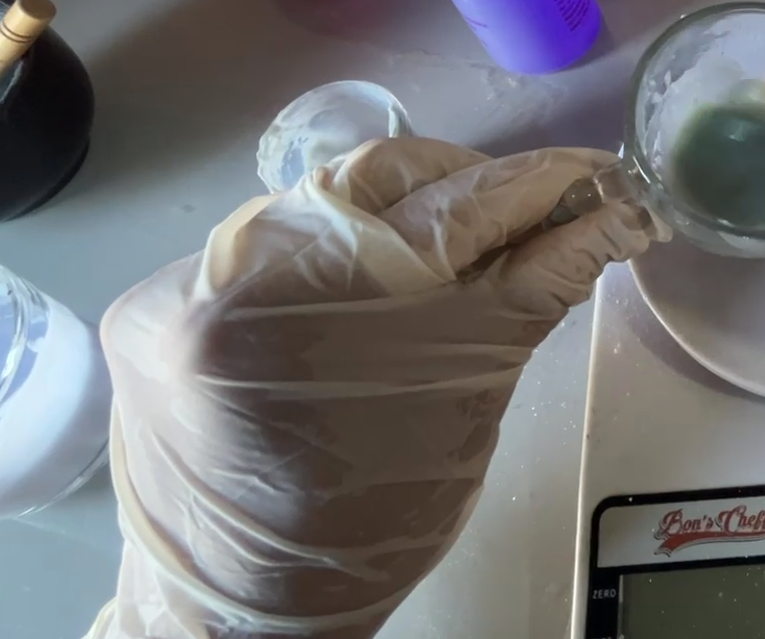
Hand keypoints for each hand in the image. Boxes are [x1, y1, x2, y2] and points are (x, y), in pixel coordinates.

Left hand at [87, 139, 663, 638]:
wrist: (243, 605)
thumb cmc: (387, 512)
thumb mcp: (480, 393)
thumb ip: (540, 286)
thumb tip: (608, 221)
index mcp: (352, 326)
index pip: (477, 214)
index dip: (555, 186)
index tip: (609, 180)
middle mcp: (255, 285)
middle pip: (399, 169)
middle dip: (489, 178)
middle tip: (541, 203)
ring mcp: (190, 286)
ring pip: (339, 183)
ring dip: (423, 193)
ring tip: (465, 232)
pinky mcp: (155, 297)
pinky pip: (287, 223)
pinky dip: (357, 230)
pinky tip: (384, 267)